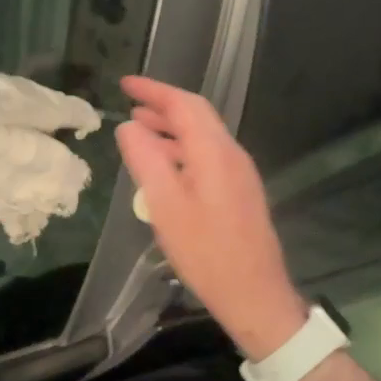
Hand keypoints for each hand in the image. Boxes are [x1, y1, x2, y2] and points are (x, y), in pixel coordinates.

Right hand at [113, 76, 307, 359]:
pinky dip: (182, 149)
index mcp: (214, 152)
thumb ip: (146, 160)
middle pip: (197, 116)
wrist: (255, 295)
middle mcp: (232, 154)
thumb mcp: (166, 206)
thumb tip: (129, 126)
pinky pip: (208, 155)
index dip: (154, 90)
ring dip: (172, 128)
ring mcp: (240, 174)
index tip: (126, 84)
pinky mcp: (241, 192)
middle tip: (130, 104)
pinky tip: (165, 167)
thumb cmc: (206, 252)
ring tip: (140, 130)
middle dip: (163, 105)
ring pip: (203, 136)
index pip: (184, 104)